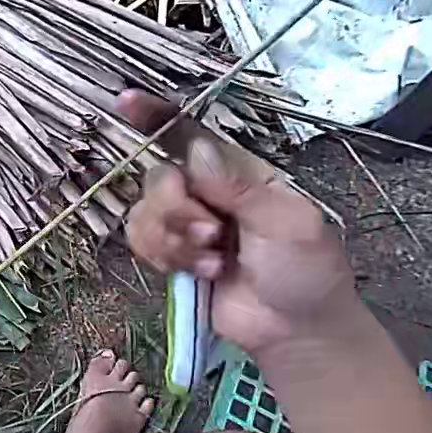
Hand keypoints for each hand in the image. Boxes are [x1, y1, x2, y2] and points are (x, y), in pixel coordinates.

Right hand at [117, 90, 364, 355]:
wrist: (295, 329)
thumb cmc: (306, 270)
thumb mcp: (287, 223)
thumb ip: (239, 188)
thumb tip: (197, 151)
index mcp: (236, 172)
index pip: (190, 135)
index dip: (157, 116)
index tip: (125, 102)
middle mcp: (204, 191)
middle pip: (159, 177)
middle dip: (177, 209)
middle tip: (212, 235)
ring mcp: (184, 223)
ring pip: (144, 212)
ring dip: (174, 241)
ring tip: (212, 263)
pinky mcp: (170, 254)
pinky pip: (140, 241)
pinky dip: (162, 257)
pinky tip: (197, 273)